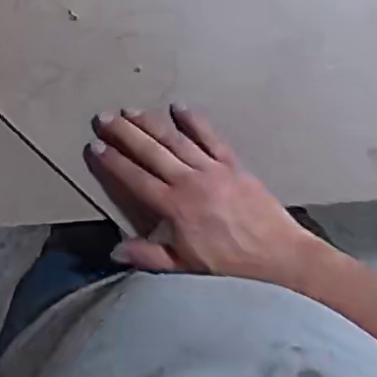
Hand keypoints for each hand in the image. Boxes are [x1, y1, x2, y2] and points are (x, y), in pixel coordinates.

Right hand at [85, 105, 334, 288]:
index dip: (113, 161)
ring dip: (150, 123)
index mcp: (175, 207)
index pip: (135, 178)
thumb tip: (115, 249)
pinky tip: (179, 107)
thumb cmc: (232, 268)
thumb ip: (149, 255)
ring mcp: (211, 169)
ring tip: (131, 111)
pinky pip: (209, 137)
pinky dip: (193, 120)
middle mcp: (189, 182)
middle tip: (104, 117)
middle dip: (124, 133)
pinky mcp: (232, 164)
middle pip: (150, 151)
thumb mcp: (186, 268)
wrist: (280, 259)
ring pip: (174, 139)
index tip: (96, 146)